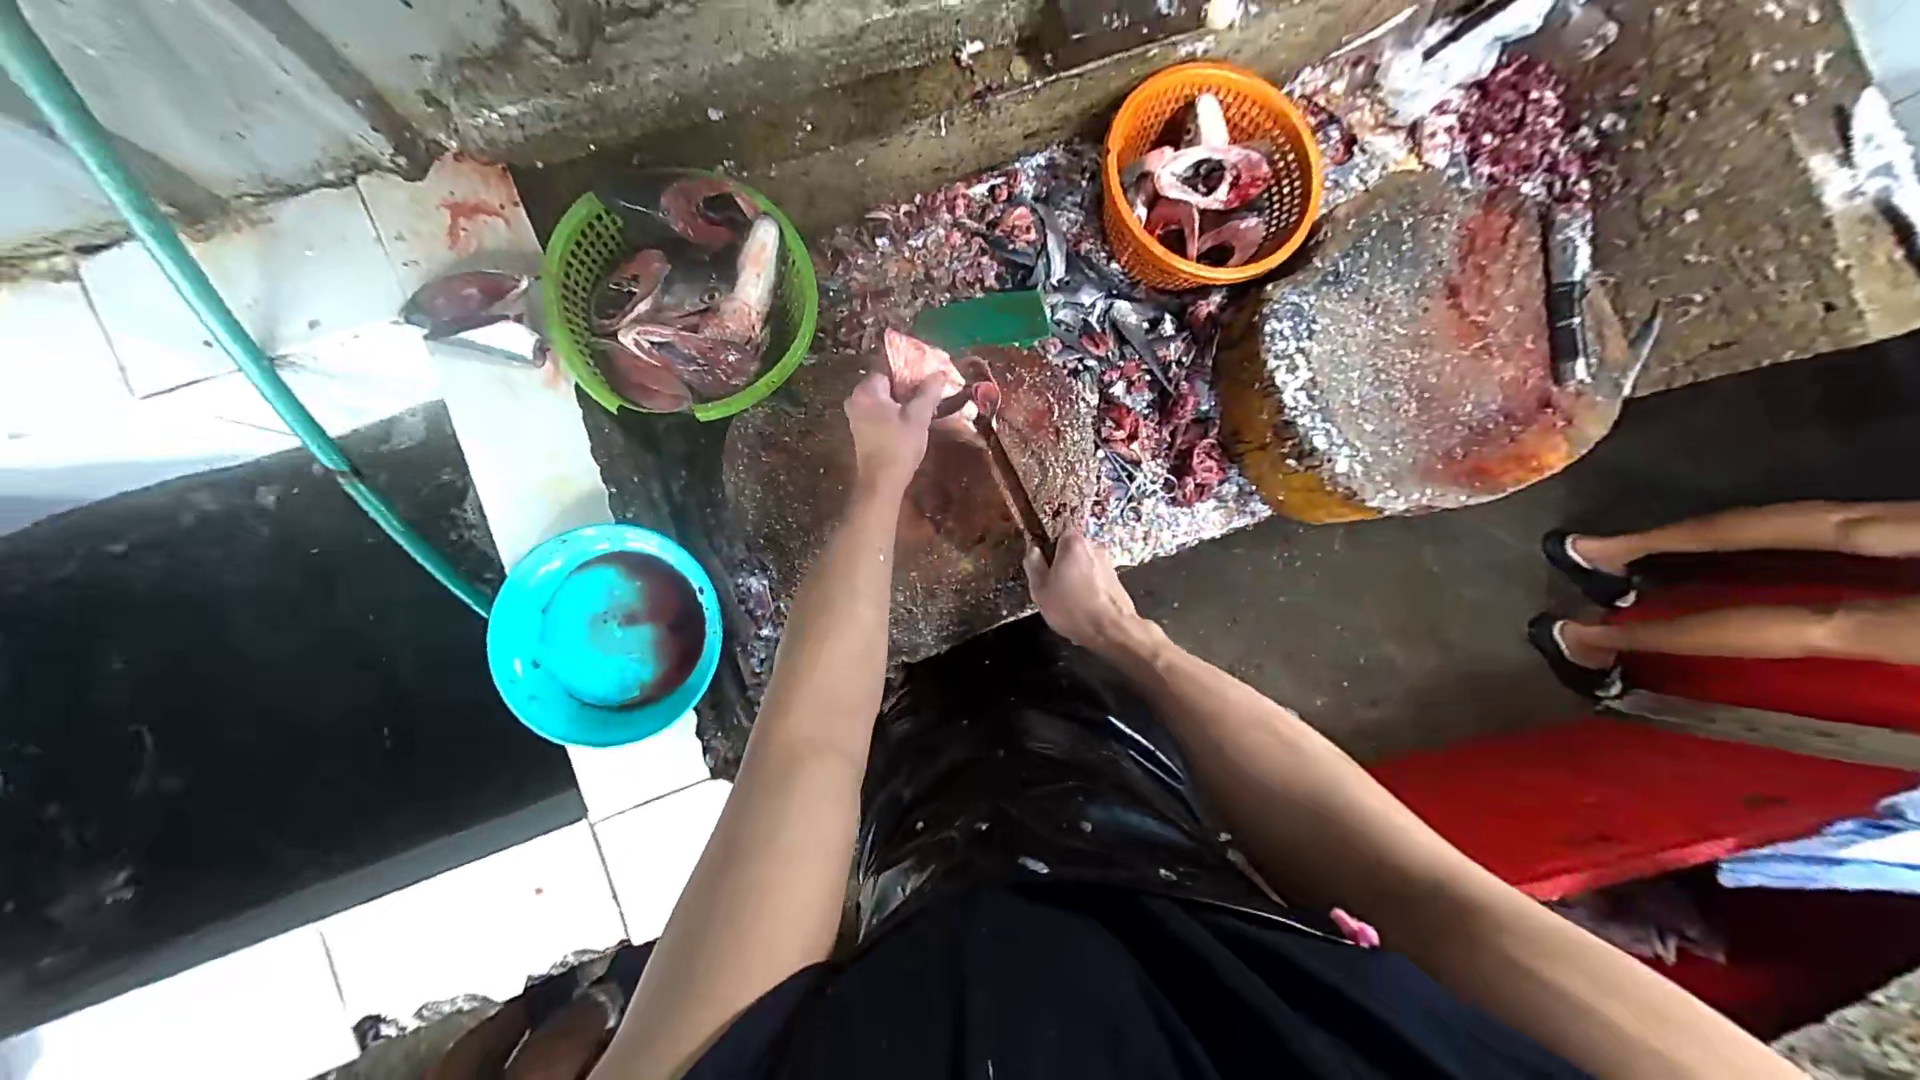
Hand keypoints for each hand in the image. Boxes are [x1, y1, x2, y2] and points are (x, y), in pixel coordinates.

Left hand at [844, 371, 942, 492]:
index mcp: (866, 390)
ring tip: (922, 408)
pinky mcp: (859, 430)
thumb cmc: (899, 445)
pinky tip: (908, 422)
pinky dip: (892, 414)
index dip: (910, 373)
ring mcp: (855, 415)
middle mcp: (855, 399)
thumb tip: (940, 373)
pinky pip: (878, 413)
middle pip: (885, 384)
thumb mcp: (919, 416)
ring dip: (900, 402)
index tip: (927, 379)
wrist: (881, 481)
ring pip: (882, 400)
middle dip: (906, 388)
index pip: (889, 369)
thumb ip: (929, 392)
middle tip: (928, 394)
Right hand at [1023, 529, 1150, 655]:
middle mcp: (1094, 546)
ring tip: (1070, 600)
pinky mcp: (1117, 579)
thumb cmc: (1072, 608)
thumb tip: (1033, 551)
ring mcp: (1109, 562)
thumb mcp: (1040, 589)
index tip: (1043, 571)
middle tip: (1054, 587)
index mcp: (1073, 542)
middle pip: (1072, 551)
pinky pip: (1096, 578)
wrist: (1111, 630)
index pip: (1056, 535)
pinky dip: (1090, 587)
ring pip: (1085, 566)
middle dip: (1064, 565)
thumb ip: (1033, 564)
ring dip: (1077, 577)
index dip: (1048, 553)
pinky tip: (1084, 605)